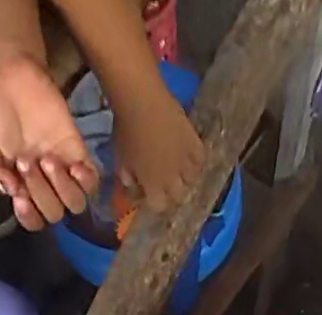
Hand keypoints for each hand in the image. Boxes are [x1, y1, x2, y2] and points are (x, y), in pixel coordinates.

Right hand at [0, 56, 100, 229]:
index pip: (34, 221)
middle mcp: (46, 187)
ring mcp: (64, 172)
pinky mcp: (79, 154)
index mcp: (22, 190)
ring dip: (62, 188)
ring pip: (75, 204)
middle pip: (55, 214)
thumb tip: (10, 192)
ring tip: (46, 159)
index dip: (29, 217)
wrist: (10, 77)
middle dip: (40, 192)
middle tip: (25, 160)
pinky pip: (92, 183)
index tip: (19, 196)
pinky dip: (86, 181)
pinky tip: (74, 166)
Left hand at [113, 93, 203, 212]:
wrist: (141, 102)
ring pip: (192, 181)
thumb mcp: (121, 161)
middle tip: (165, 183)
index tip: (150, 194)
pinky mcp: (195, 144)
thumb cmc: (126, 133)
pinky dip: (196, 162)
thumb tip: (133, 189)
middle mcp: (173, 181)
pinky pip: (201, 160)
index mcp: (153, 187)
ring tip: (180, 171)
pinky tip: (190, 158)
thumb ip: (128, 180)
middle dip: (172, 193)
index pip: (159, 206)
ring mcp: (186, 163)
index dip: (155, 202)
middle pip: (178, 197)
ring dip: (186, 178)